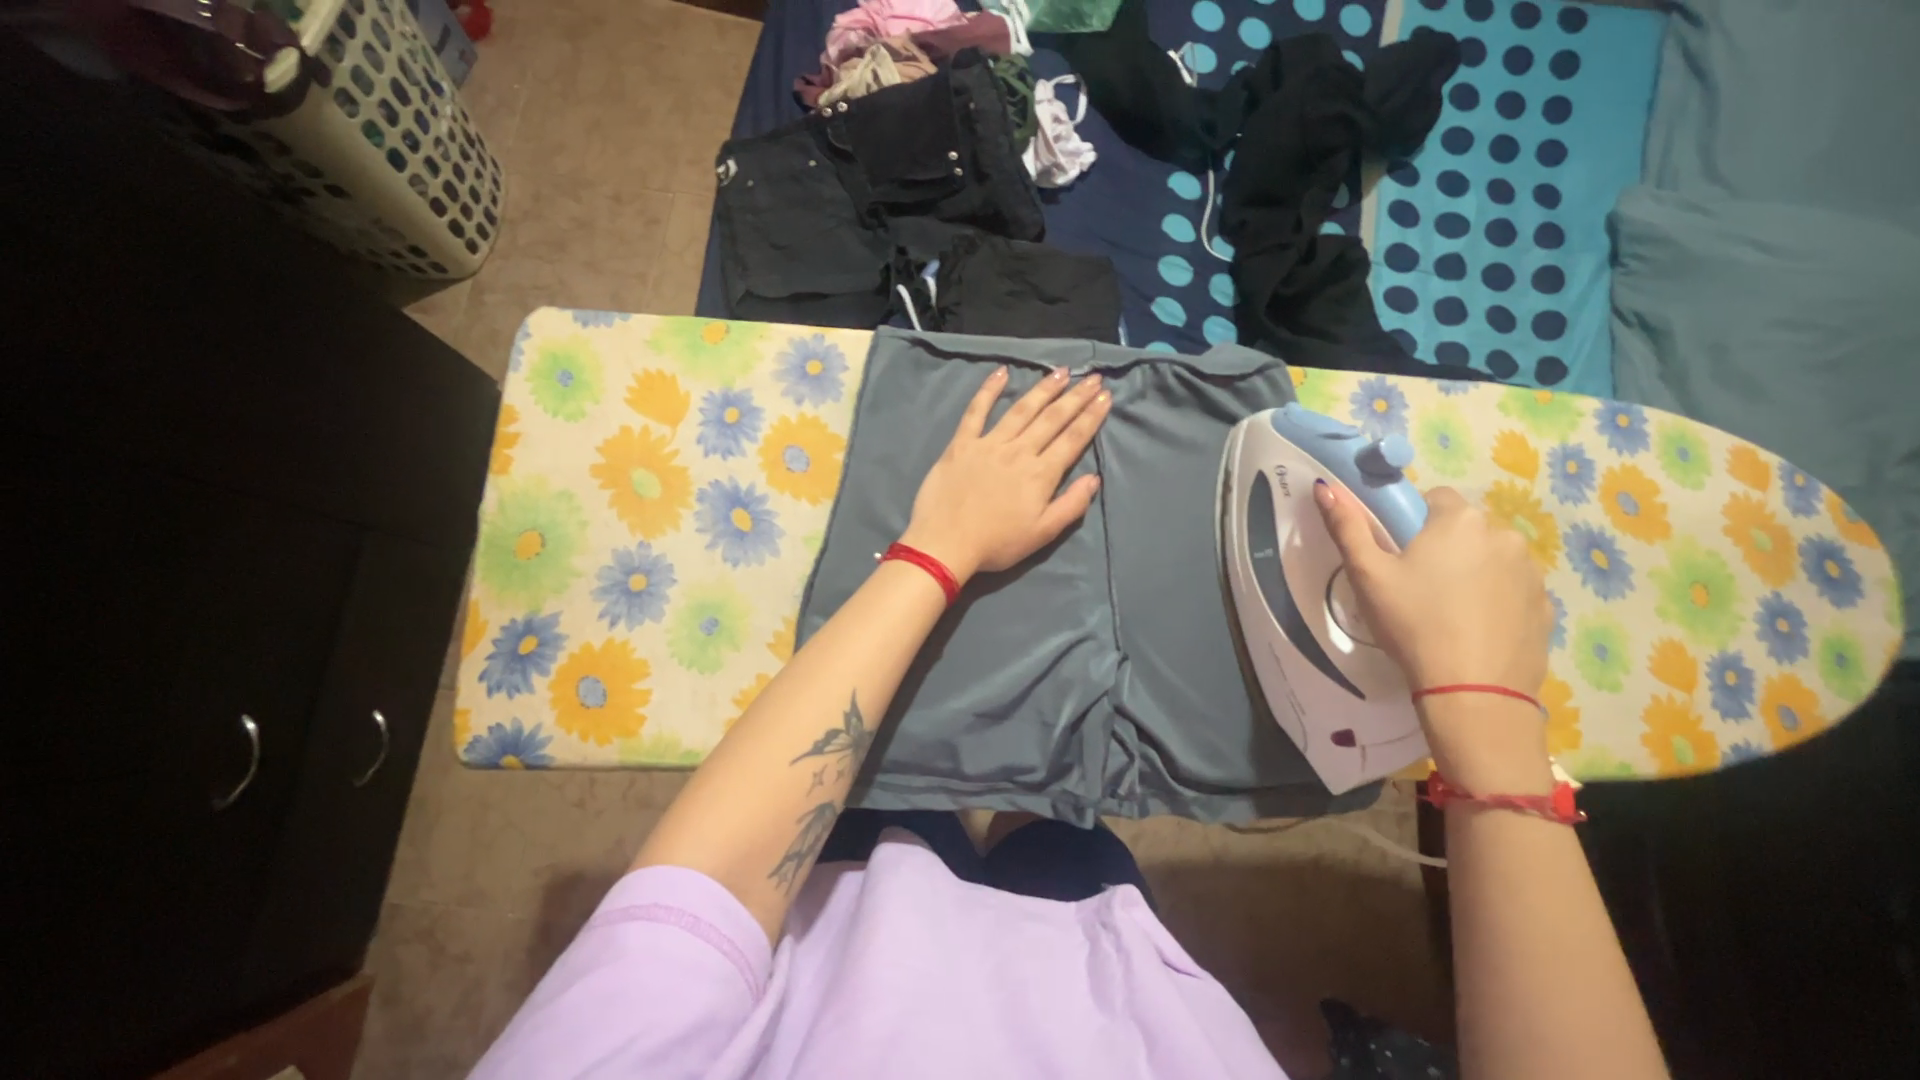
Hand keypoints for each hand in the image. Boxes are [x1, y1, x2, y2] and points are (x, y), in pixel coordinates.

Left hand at [900, 365, 1109, 582]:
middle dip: (1075, 396)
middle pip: (1052, 418)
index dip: (1091, 416)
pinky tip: (1002, 372)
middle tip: (1093, 377)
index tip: (1105, 397)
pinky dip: (989, 390)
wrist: (945, 543)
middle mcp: (1019, 451)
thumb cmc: (996, 544)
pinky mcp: (962, 443)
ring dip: (1043, 389)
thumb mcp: (1042, 534)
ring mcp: (989, 443)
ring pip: (1021, 409)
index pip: (1073, 439)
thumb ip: (1071, 505)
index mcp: (1040, 474)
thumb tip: (1094, 479)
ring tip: (1061, 372)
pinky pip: (976, 410)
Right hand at [1315, 482, 1555, 784]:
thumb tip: (1323, 487)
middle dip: (1444, 546)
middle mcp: (1504, 534)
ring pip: (1492, 557)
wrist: (1473, 690)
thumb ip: (1346, 528)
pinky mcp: (1545, 605)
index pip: (1435, 498)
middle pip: (1466, 528)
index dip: (1413, 521)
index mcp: (1459, 520)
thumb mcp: (1368, 576)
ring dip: (1473, 571)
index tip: (1398, 553)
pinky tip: (1474, 628)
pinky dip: (1495, 599)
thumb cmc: (1413, 623)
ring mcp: (1532, 570)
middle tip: (1417, 585)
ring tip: (1447, 611)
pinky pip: (1513, 589)